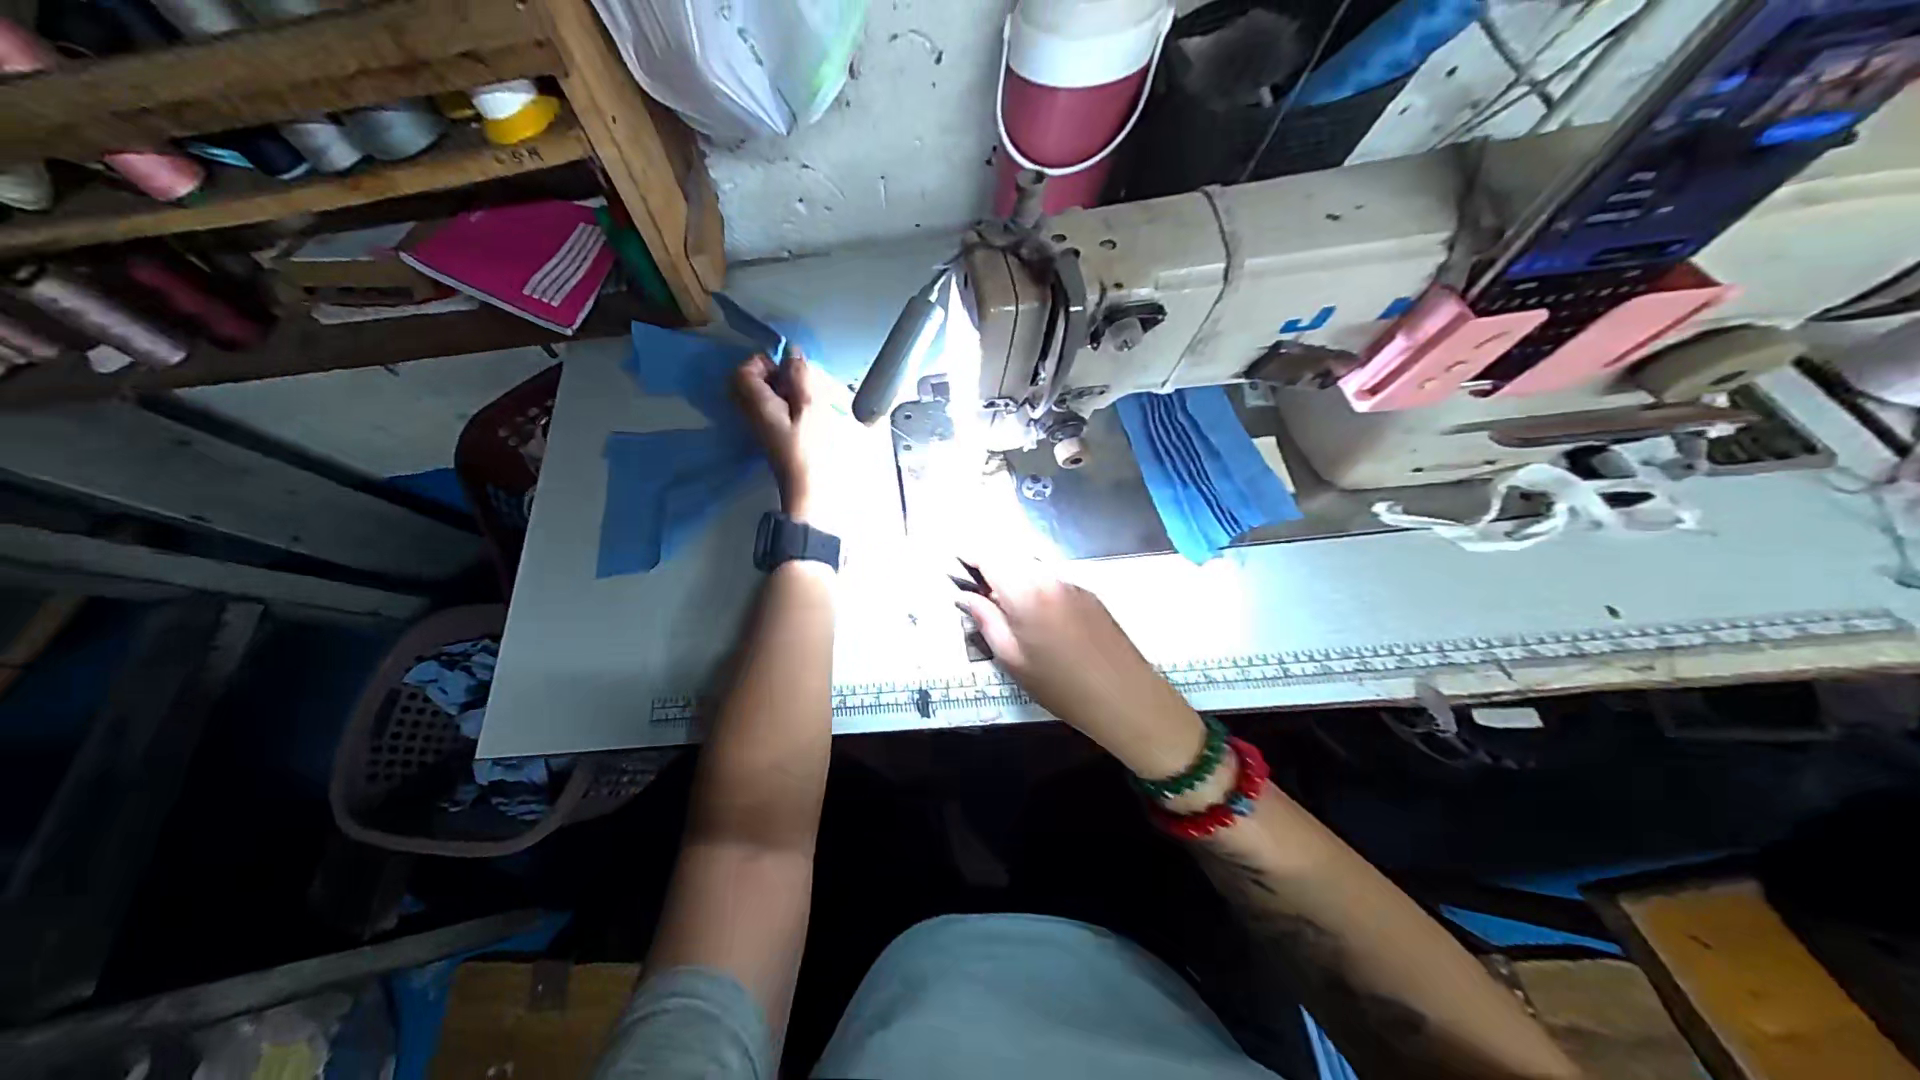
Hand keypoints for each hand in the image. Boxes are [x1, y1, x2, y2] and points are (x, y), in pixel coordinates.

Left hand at [732, 349, 834, 523]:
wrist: (804, 484)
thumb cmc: (808, 446)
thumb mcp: (809, 407)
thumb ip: (800, 377)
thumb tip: (792, 352)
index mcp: (756, 401)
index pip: (744, 369)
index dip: (765, 363)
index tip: (789, 373)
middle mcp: (749, 409)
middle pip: (746, 379)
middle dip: (769, 374)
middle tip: (793, 384)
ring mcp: (754, 422)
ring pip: (755, 392)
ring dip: (776, 388)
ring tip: (798, 398)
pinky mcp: (764, 431)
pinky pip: (763, 405)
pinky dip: (777, 401)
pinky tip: (796, 412)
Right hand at [954, 557, 1207, 779]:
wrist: (1124, 696)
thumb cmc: (1059, 685)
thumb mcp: (1012, 658)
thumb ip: (986, 620)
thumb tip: (965, 597)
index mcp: (1026, 591)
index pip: (990, 555)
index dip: (970, 555)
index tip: (957, 564)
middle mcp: (1049, 578)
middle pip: (1012, 555)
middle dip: (991, 565)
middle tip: (978, 591)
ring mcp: (1073, 584)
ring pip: (1033, 566)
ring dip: (1014, 576)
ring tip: (1005, 609)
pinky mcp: (1089, 595)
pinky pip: (1053, 580)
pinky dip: (1036, 587)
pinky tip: (1038, 618)